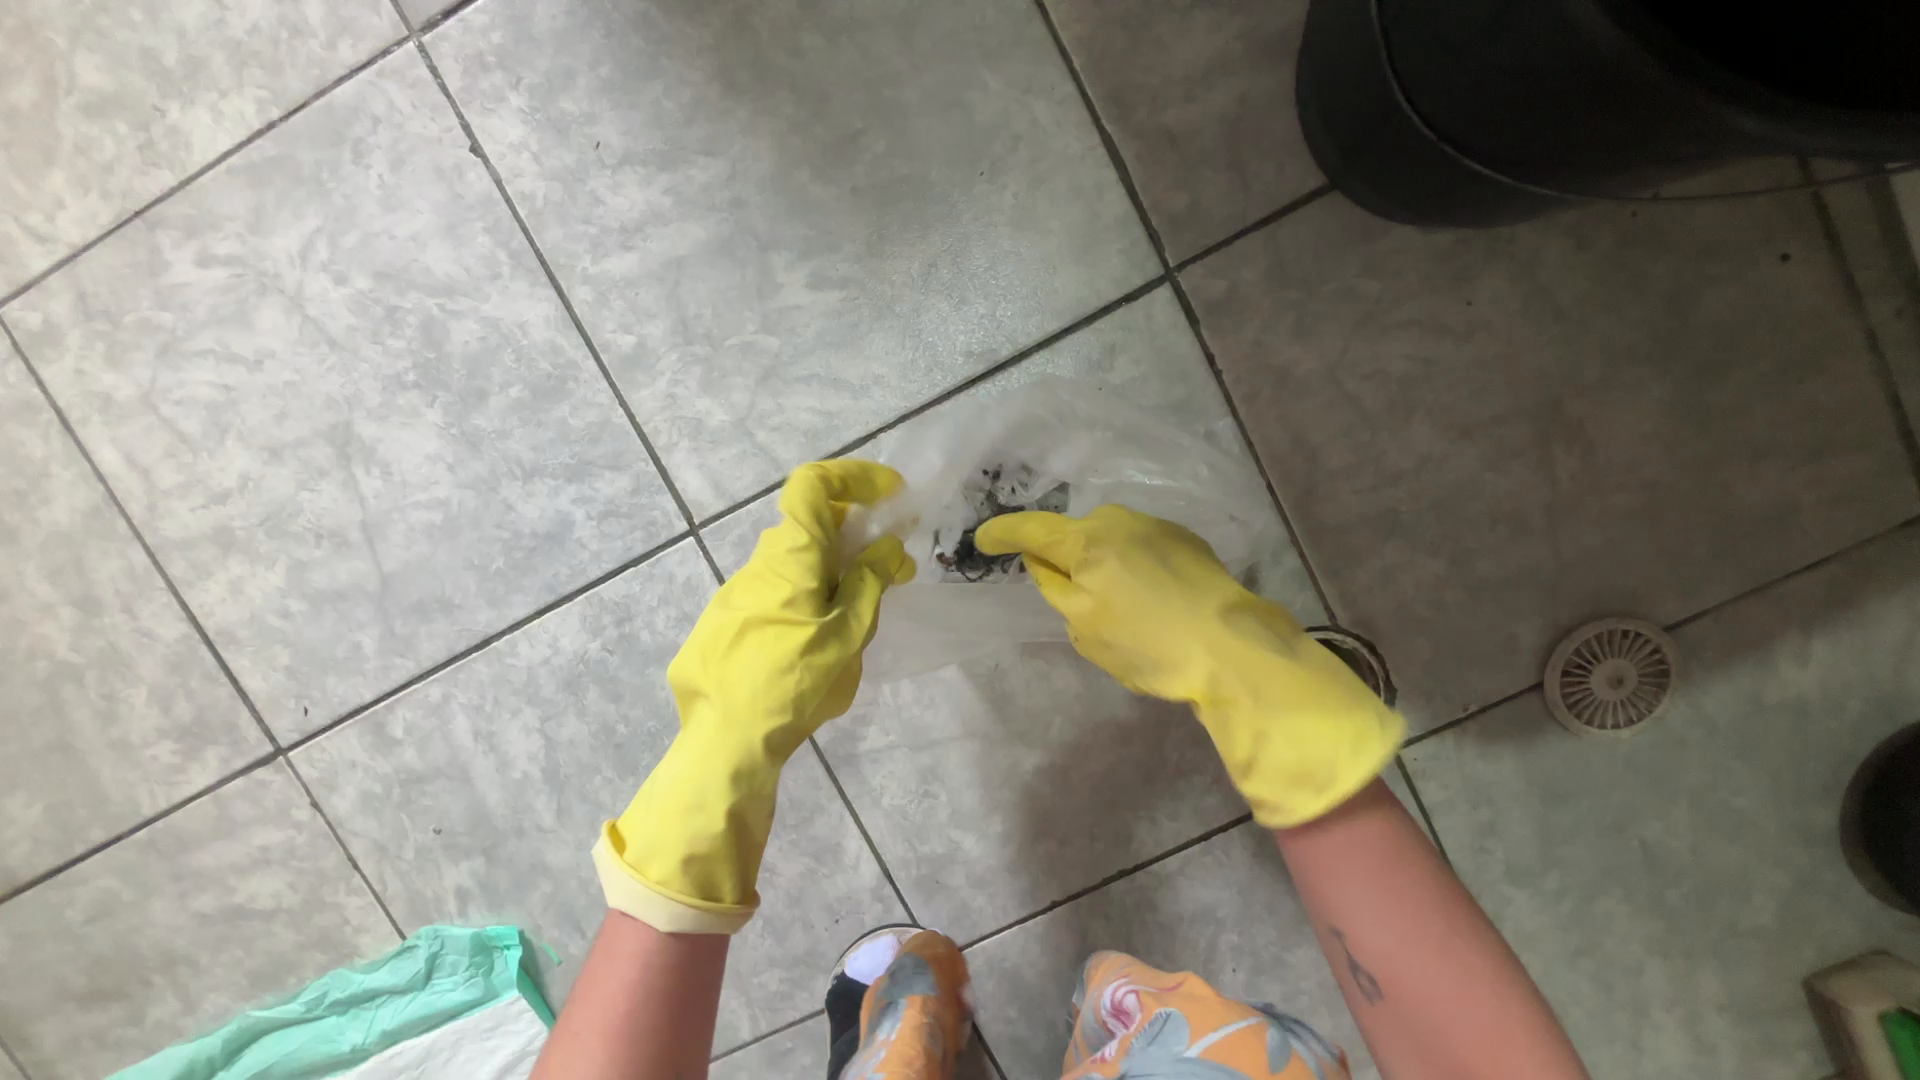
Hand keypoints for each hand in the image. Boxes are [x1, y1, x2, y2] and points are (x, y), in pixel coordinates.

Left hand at [594, 460, 913, 933]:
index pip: (812, 483)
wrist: (725, 743)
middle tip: (891, 566)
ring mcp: (733, 595)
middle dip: (854, 533)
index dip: (854, 476)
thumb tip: (890, 545)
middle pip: (808, 525)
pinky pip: (772, 592)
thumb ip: (871, 582)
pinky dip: (805, 596)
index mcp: (789, 558)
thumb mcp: (849, 634)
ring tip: (859, 614)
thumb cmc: (795, 684)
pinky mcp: (723, 624)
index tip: (891, 495)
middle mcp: (756, 564)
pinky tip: (815, 642)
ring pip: (791, 563)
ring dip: (830, 570)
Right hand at [975, 505, 1401, 826]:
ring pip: (1107, 540)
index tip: (982, 540)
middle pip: (1073, 534)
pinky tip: (1146, 598)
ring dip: (1098, 561)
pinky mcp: (1186, 542)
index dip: (1002, 534)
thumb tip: (1042, 561)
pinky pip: (1137, 547)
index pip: (1031, 528)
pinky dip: (1127, 565)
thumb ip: (1055, 587)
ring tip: (1114, 604)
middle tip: (1064, 595)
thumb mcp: (1084, 626)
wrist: (1234, 649)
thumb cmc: (1149, 644)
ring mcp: (1158, 527)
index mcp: (1088, 541)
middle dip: (1061, 556)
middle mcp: (1121, 520)